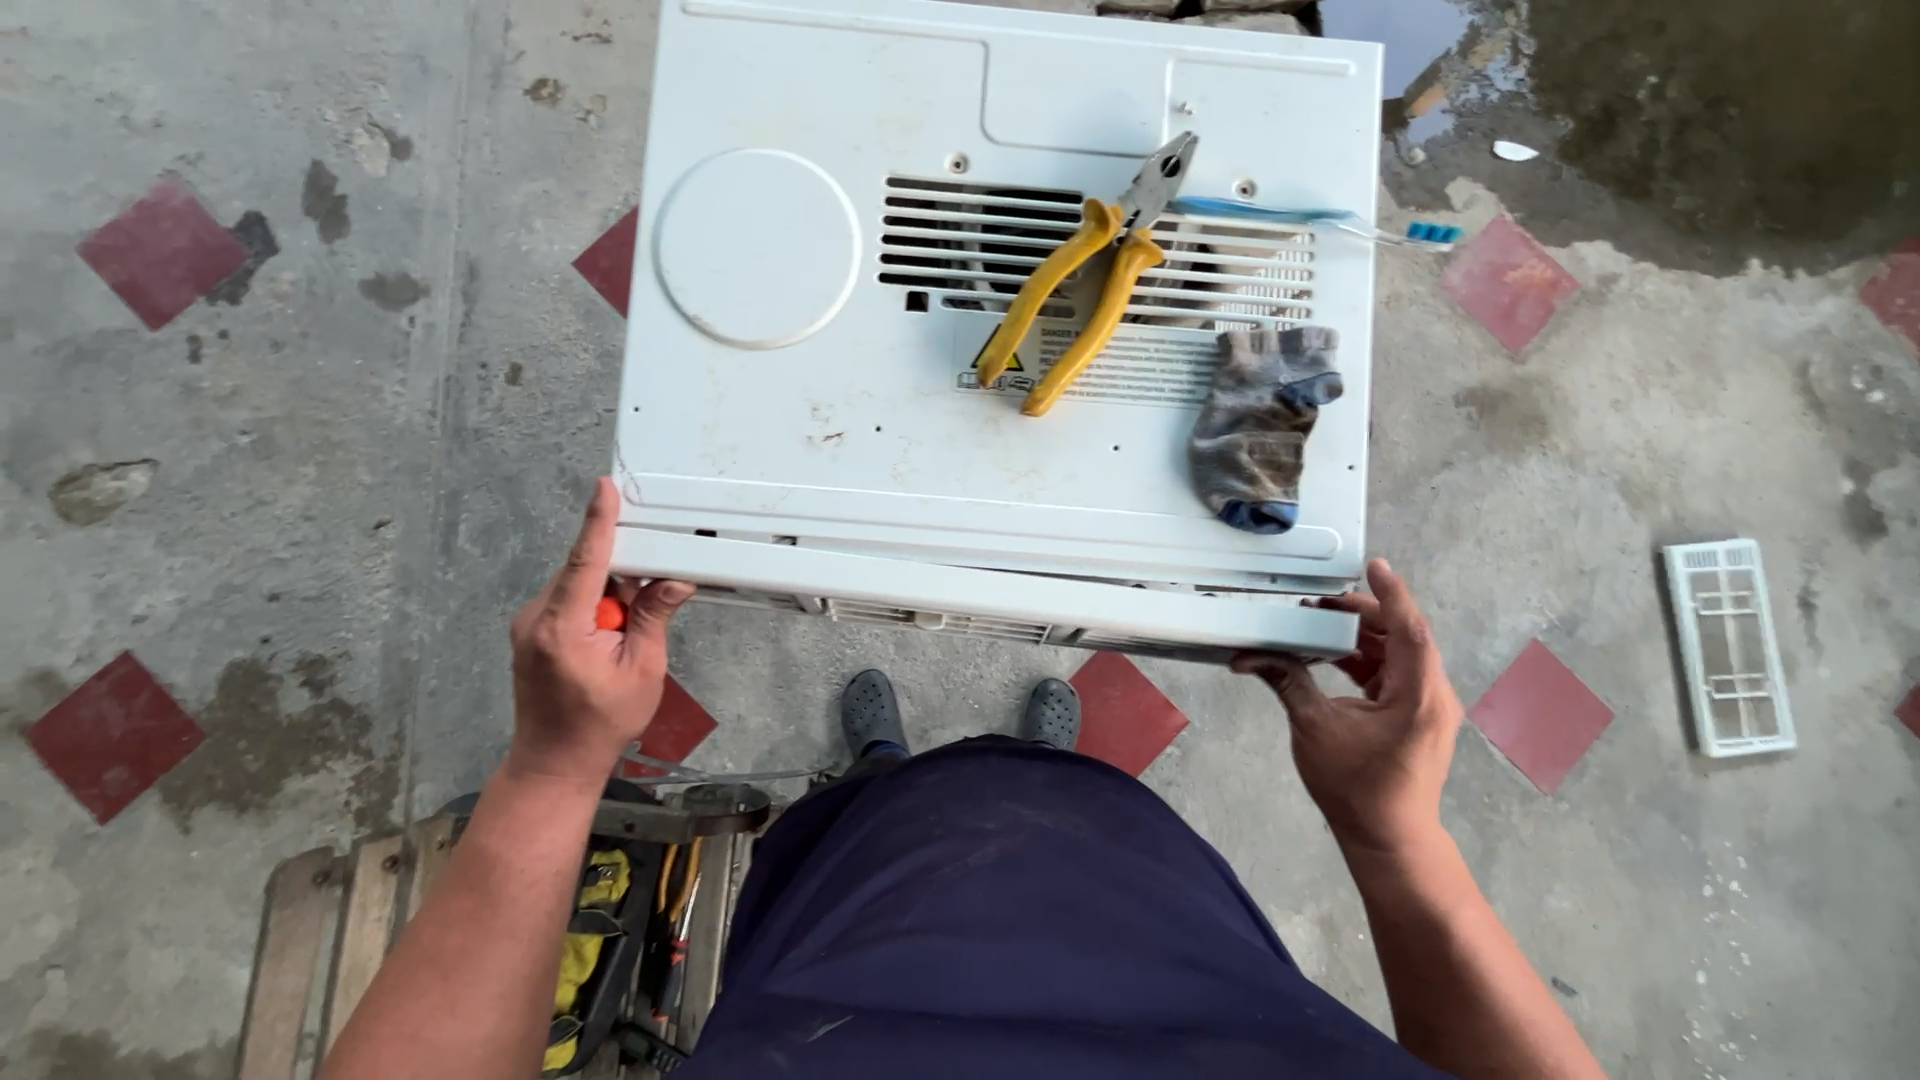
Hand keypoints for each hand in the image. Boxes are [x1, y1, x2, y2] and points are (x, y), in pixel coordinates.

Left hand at [506, 477, 694, 784]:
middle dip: (621, 584)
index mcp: (563, 627)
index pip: (585, 562)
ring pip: (579, 587)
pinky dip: (595, 609)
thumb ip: (654, 618)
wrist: (555, 762)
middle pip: (586, 572)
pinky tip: (606, 642)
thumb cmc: (601, 724)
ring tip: (620, 644)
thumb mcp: (642, 670)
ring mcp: (528, 624)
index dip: (598, 523)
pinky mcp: (531, 631)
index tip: (604, 488)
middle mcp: (536, 618)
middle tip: (641, 614)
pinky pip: (569, 601)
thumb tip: (675, 580)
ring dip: (609, 602)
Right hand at [1233, 559, 1462, 855]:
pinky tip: (1330, 655)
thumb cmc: (1355, 786)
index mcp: (1418, 696)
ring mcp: (1427, 706)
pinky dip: (1363, 659)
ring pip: (1398, 654)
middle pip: (1403, 636)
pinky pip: (1393, 673)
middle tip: (1318, 604)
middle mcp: (1433, 695)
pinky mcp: (1416, 716)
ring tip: (1318, 625)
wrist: (1388, 837)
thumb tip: (1248, 656)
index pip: (1410, 630)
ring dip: (1360, 637)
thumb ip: (1287, 682)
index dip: (1392, 594)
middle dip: (1361, 615)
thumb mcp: (1314, 728)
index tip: (1372, 565)